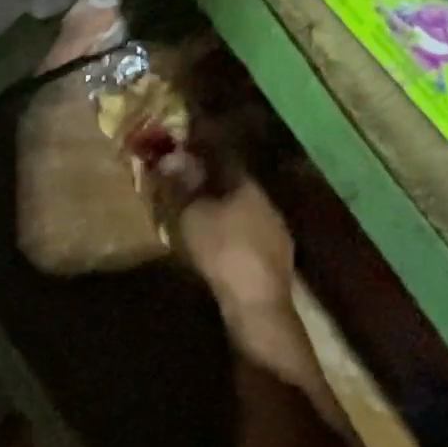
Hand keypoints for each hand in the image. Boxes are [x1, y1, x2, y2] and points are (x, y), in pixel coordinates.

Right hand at [140, 130, 294, 317]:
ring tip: (202, 213)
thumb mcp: (192, 215)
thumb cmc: (222, 250)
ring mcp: (276, 230)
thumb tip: (171, 157)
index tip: (184, 146)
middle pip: (236, 183)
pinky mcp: (276, 257)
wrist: (256, 301)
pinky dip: (233, 230)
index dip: (203, 150)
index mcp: (248, 185)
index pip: (224, 156)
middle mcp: (267, 202)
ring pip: (245, 209)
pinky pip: (250, 232)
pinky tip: (222, 241)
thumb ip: (182, 185)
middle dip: (213, 180)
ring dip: (225, 207)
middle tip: (189, 181)